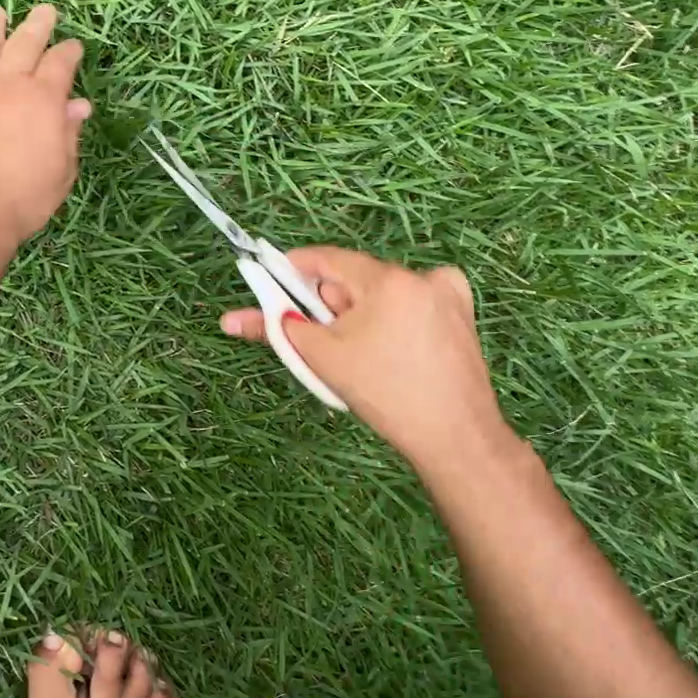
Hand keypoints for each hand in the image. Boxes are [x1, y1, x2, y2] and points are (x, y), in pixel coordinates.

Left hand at [0, 5, 91, 249]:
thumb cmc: (24, 197)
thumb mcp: (61, 169)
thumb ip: (68, 132)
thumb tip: (78, 106)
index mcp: (42, 97)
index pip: (60, 62)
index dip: (69, 52)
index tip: (73, 46)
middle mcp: (5, 83)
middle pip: (24, 42)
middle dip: (37, 24)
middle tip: (44, 11)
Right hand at [219, 246, 515, 471]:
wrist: (455, 438)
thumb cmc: (383, 393)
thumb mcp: (319, 356)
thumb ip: (277, 326)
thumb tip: (234, 317)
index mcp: (387, 280)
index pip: (325, 259)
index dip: (290, 268)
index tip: (269, 279)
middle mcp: (421, 277)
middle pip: (352, 279)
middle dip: (327, 302)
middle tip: (316, 335)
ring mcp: (448, 295)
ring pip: (379, 292)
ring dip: (357, 311)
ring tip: (354, 350)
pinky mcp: (463, 316)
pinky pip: (414, 300)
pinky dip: (393, 314)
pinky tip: (392, 339)